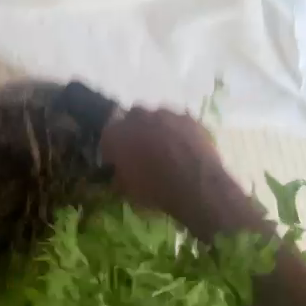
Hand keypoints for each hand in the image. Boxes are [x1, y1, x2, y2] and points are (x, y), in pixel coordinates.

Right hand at [100, 107, 263, 237]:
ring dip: (158, 129)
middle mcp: (137, 116)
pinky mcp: (188, 118)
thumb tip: (117, 174)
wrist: (197, 188)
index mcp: (116, 134)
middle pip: (131, 119)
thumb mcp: (128, 192)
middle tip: (143, 152)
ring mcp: (165, 113)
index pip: (108, 136)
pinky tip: (185, 148)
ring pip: (156, 117)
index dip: (113, 149)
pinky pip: (178, 122)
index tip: (119, 161)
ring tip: (167, 150)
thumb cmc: (157, 192)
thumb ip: (118, 177)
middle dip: (135, 132)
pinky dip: (179, 132)